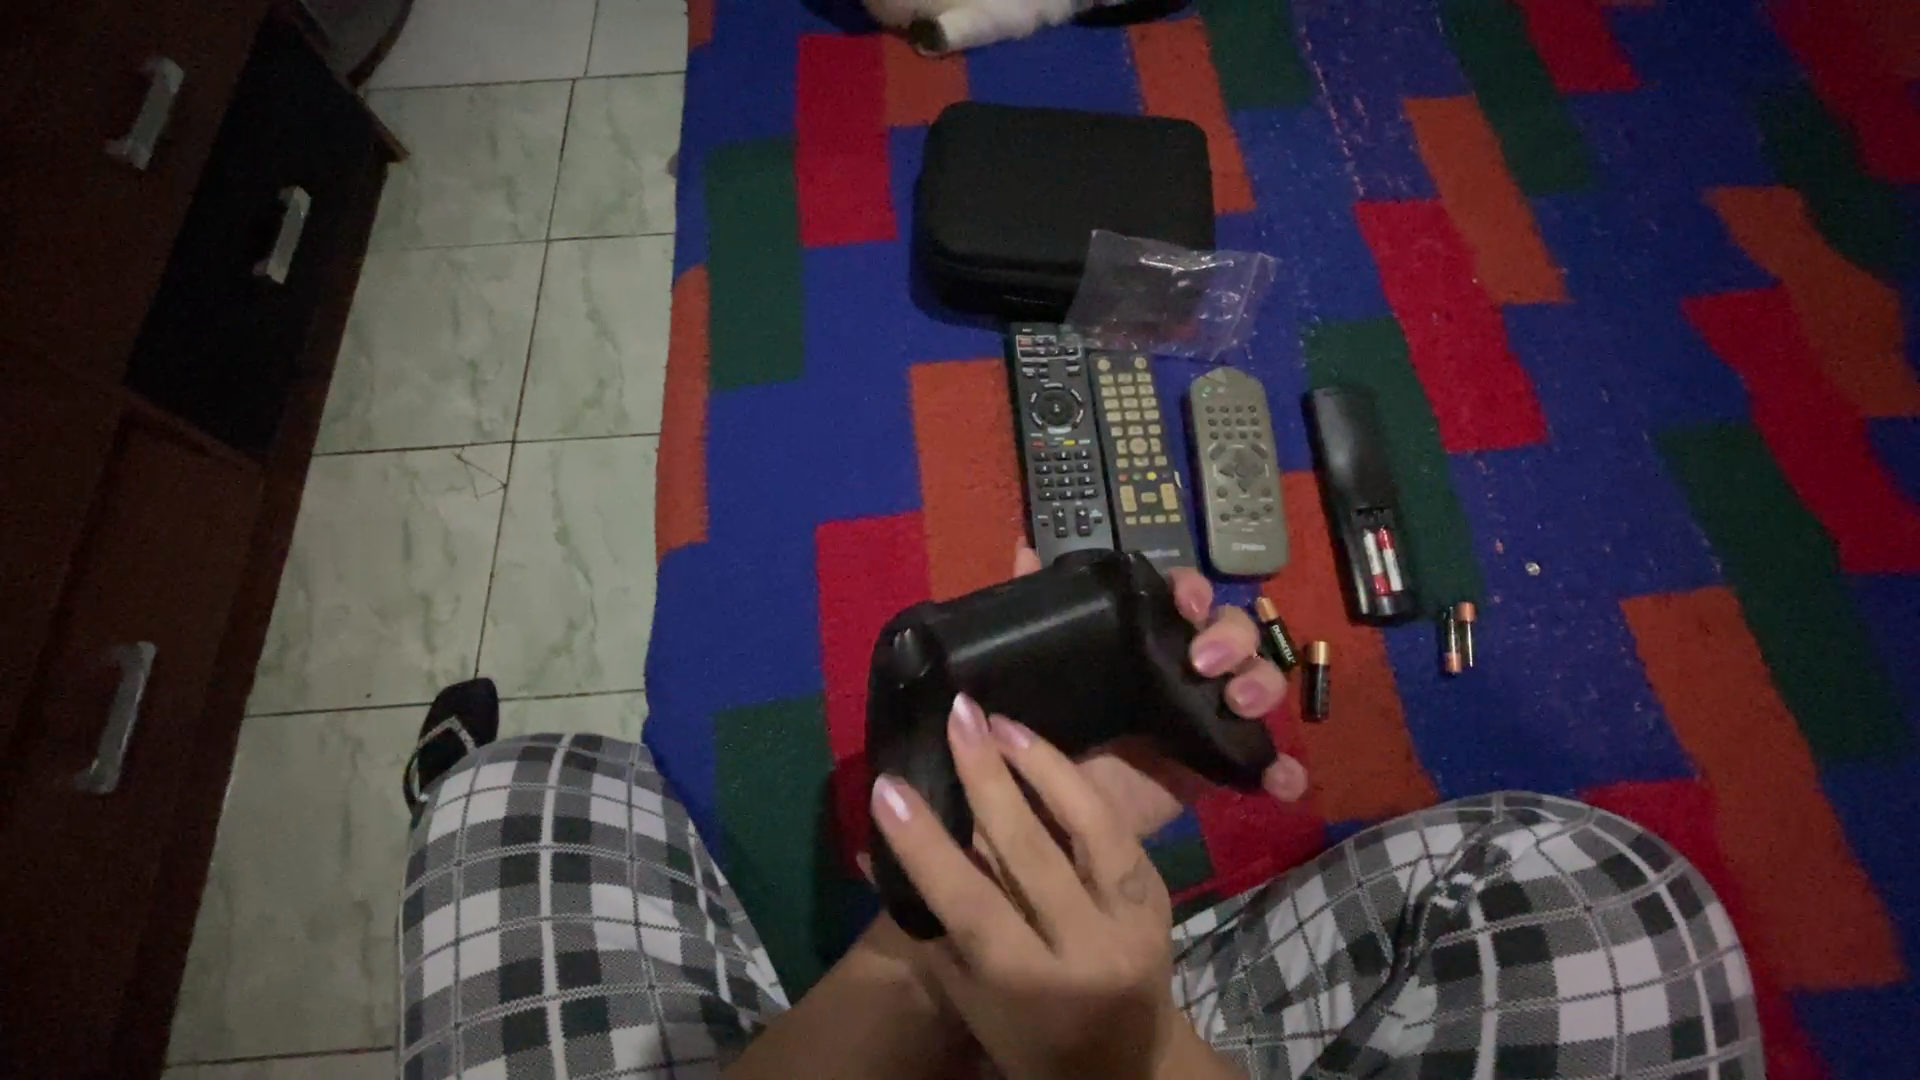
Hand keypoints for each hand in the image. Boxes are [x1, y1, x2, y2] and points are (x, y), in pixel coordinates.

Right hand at [872, 694, 1183, 1079]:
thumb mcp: (970, 998)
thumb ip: (925, 925)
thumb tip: (870, 851)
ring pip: (1089, 824)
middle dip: (986, 776)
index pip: (971, 904)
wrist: (1132, 1065)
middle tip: (957, 716)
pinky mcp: (1157, 892)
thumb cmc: (1032, 1038)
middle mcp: (1090, 950)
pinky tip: (1041, 749)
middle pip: (1032, 851)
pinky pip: (1114, 824)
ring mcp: (1134, 917)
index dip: (926, 844)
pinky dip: (1076, 782)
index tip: (888, 786)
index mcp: (1032, 988)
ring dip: (1042, 764)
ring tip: (1001, 721)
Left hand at [1010, 543, 1307, 836]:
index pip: (1185, 595)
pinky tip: (1283, 781)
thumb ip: (1039, 611)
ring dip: (1262, 685)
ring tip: (1239, 704)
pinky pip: (1266, 761)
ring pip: (1260, 681)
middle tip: (1202, 662)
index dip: (1193, 591)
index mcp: (1151, 636)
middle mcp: (1189, 665)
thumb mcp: (1043, 665)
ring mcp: (1211, 711)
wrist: (1058, 803)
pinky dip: (1284, 768)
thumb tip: (1025, 552)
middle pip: (1233, 631)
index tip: (1184, 604)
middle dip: (1229, 637)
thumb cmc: (1059, 723)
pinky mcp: (1222, 760)